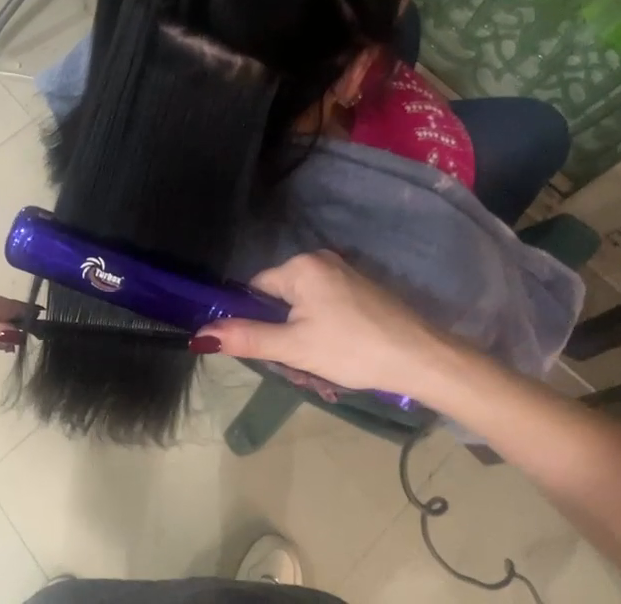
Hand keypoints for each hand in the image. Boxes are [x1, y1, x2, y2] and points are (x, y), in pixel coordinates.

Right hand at [196, 251, 469, 401]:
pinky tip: (339, 351)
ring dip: (302, 332)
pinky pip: (325, 304)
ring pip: (303, 304)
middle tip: (298, 362)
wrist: (420, 358)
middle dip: (281, 329)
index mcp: (299, 265)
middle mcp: (319, 258)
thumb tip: (200, 336)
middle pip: (279, 296)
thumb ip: (247, 338)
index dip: (255, 319)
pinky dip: (324, 327)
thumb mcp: (294, 348)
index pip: (255, 288)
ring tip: (320, 361)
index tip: (270, 348)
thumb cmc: (352, 350)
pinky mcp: (361, 288)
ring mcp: (343, 271)